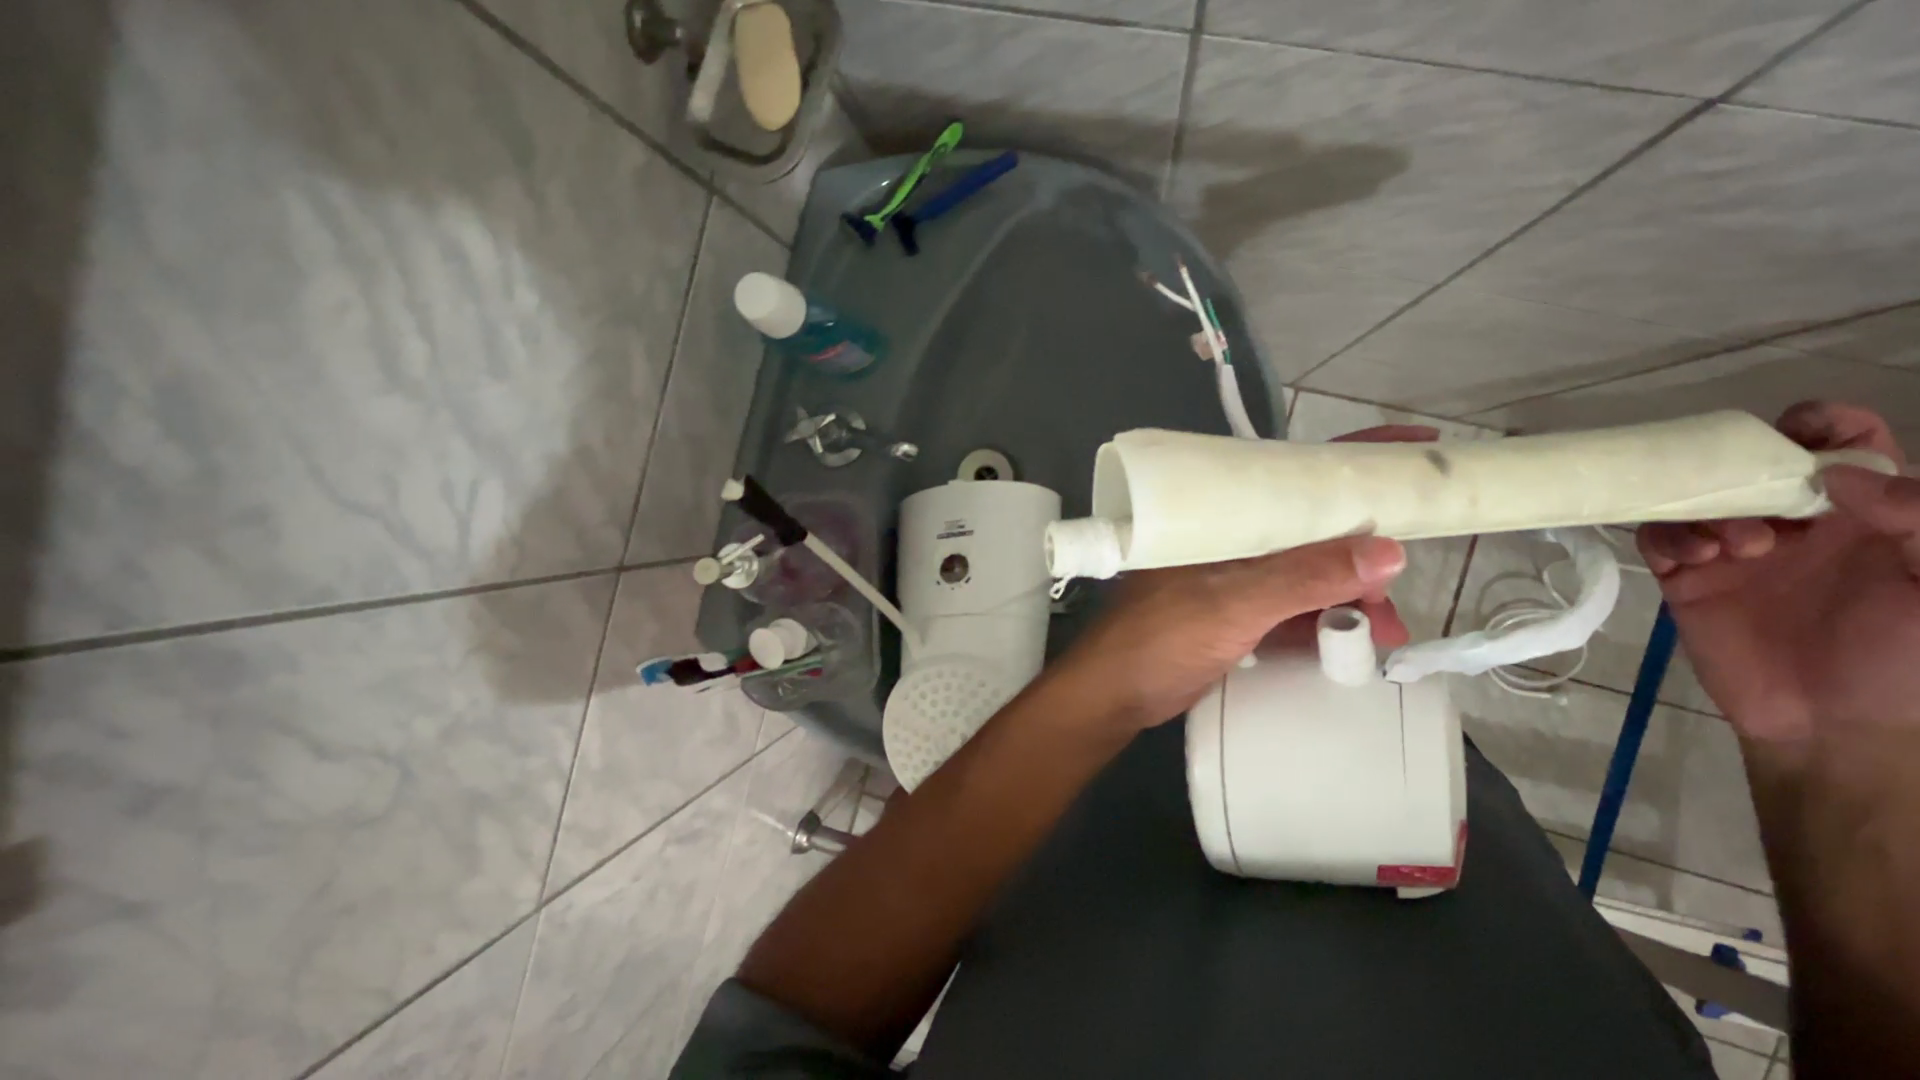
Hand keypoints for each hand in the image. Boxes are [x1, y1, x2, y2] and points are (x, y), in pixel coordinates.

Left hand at [1048, 425, 1431, 728]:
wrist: (1110, 698)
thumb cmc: (1159, 639)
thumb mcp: (1233, 605)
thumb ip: (1305, 578)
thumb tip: (1389, 550)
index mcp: (1219, 515)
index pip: (1293, 471)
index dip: (1354, 459)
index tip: (1419, 453)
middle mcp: (1229, 538)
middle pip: (1311, 527)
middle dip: (1363, 551)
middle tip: (1395, 588)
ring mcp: (1231, 576)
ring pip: (1306, 572)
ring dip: (1349, 596)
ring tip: (1385, 630)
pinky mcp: (1233, 613)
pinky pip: (1292, 607)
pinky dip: (1323, 622)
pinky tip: (1354, 644)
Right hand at [1637, 402, 1919, 742]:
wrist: (1833, 726)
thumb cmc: (1903, 658)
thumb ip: (1918, 516)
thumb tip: (1832, 474)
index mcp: (1863, 514)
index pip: (1843, 443)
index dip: (1821, 423)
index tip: (1800, 435)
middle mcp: (1796, 523)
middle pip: (1754, 462)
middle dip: (1747, 470)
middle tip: (1760, 503)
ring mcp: (1735, 551)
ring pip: (1700, 497)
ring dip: (1709, 510)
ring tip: (1737, 550)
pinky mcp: (1686, 580)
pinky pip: (1659, 538)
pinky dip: (1668, 538)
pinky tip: (1694, 562)